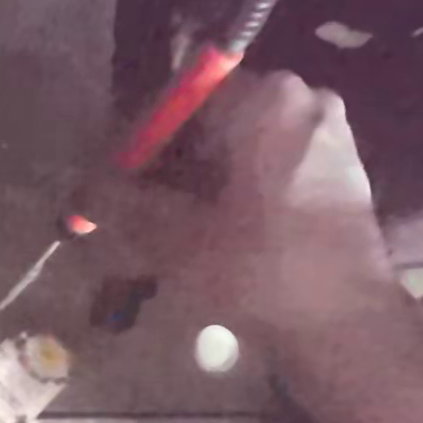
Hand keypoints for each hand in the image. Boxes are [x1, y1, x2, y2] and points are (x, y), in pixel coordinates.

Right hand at [89, 71, 397, 332]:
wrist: (341, 322)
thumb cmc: (256, 270)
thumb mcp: (176, 238)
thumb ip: (124, 205)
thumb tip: (82, 188)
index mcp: (266, 99)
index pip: (178, 102)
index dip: (136, 145)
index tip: (110, 185)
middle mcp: (302, 102)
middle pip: (210, 128)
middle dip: (165, 172)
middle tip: (133, 216)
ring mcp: (326, 140)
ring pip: (236, 156)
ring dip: (195, 190)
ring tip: (165, 235)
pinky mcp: (336, 178)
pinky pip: (264, 176)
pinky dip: (230, 200)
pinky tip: (210, 240)